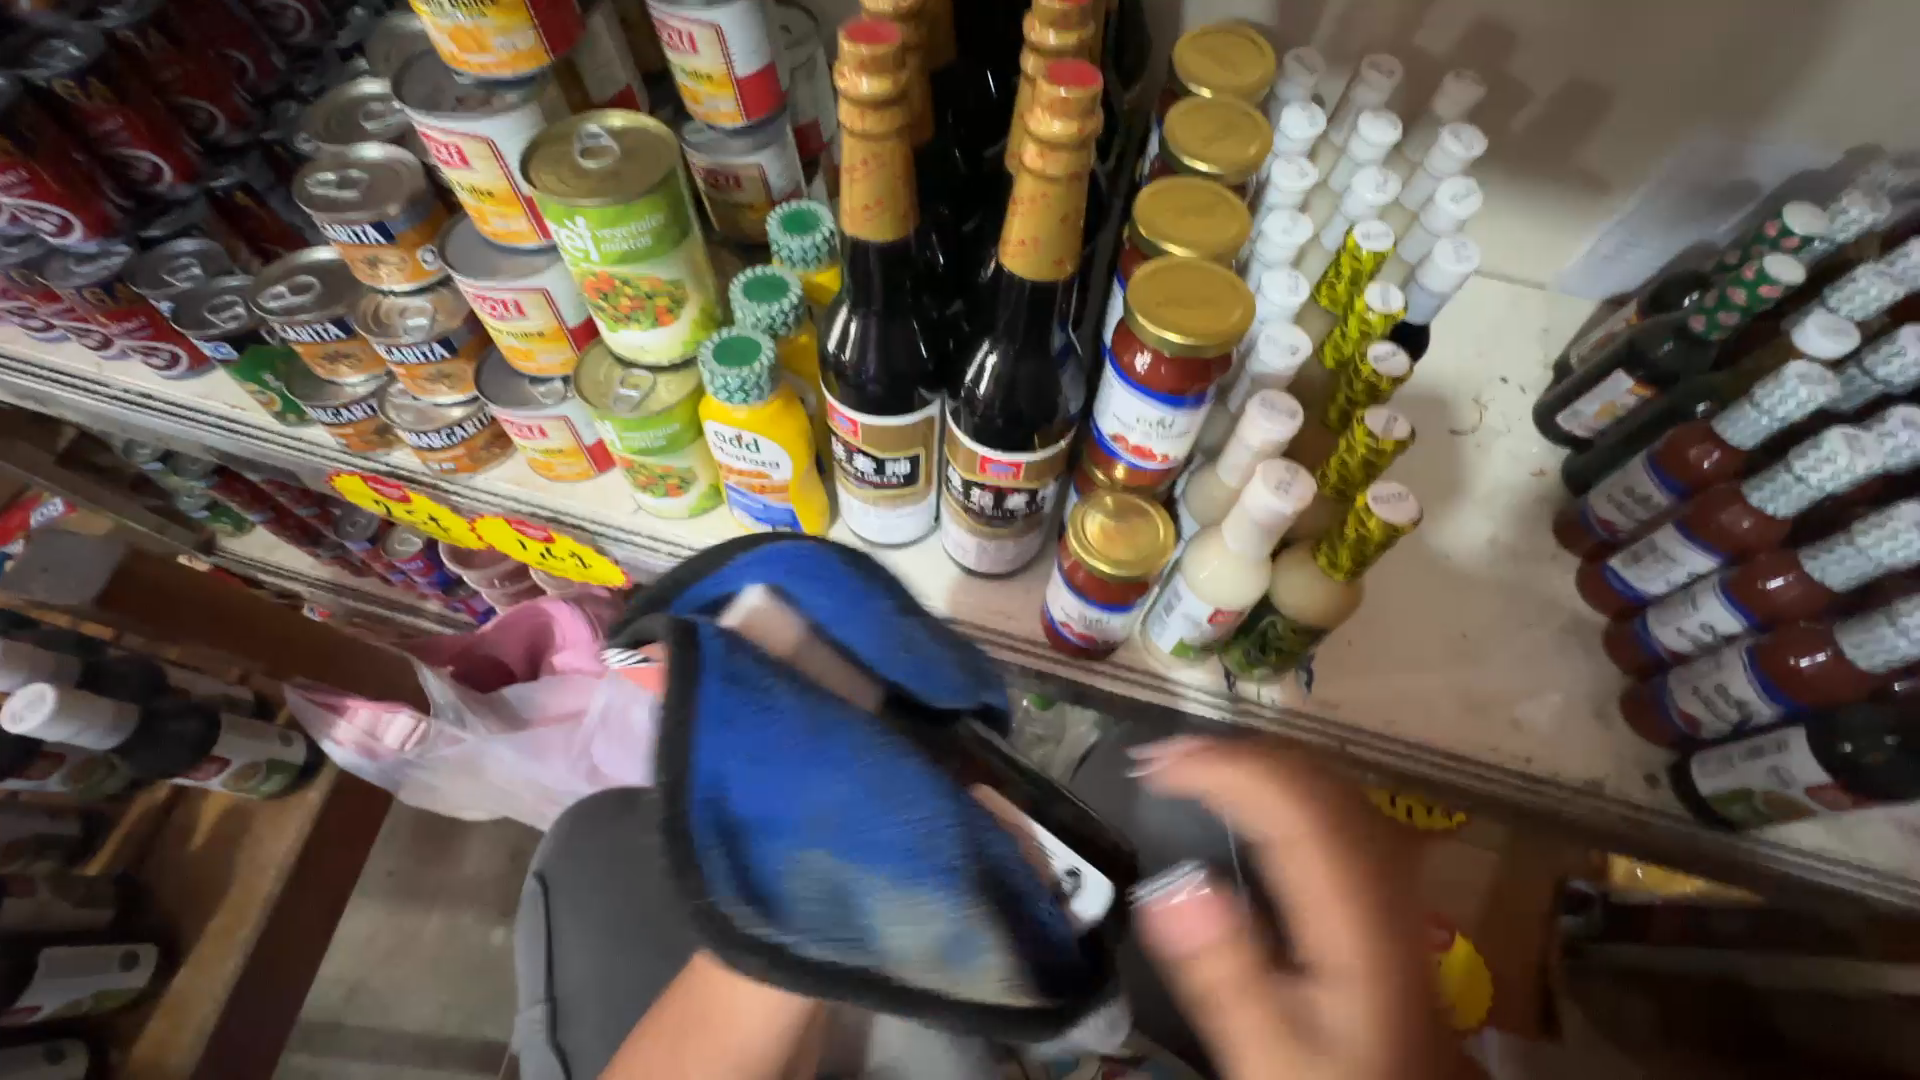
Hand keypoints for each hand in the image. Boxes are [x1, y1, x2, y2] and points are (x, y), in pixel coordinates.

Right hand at [1128, 736, 1443, 1079]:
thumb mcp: (1273, 1057)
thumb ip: (1224, 977)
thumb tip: (1171, 887)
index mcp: (1355, 920)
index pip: (1291, 807)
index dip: (1221, 768)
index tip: (1155, 766)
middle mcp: (1383, 883)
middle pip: (1314, 782)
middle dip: (1232, 753)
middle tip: (1160, 758)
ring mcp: (1392, 881)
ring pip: (1329, 785)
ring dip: (1256, 759)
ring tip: (1191, 764)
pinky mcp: (1386, 889)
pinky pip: (1334, 804)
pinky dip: (1282, 779)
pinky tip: (1249, 794)